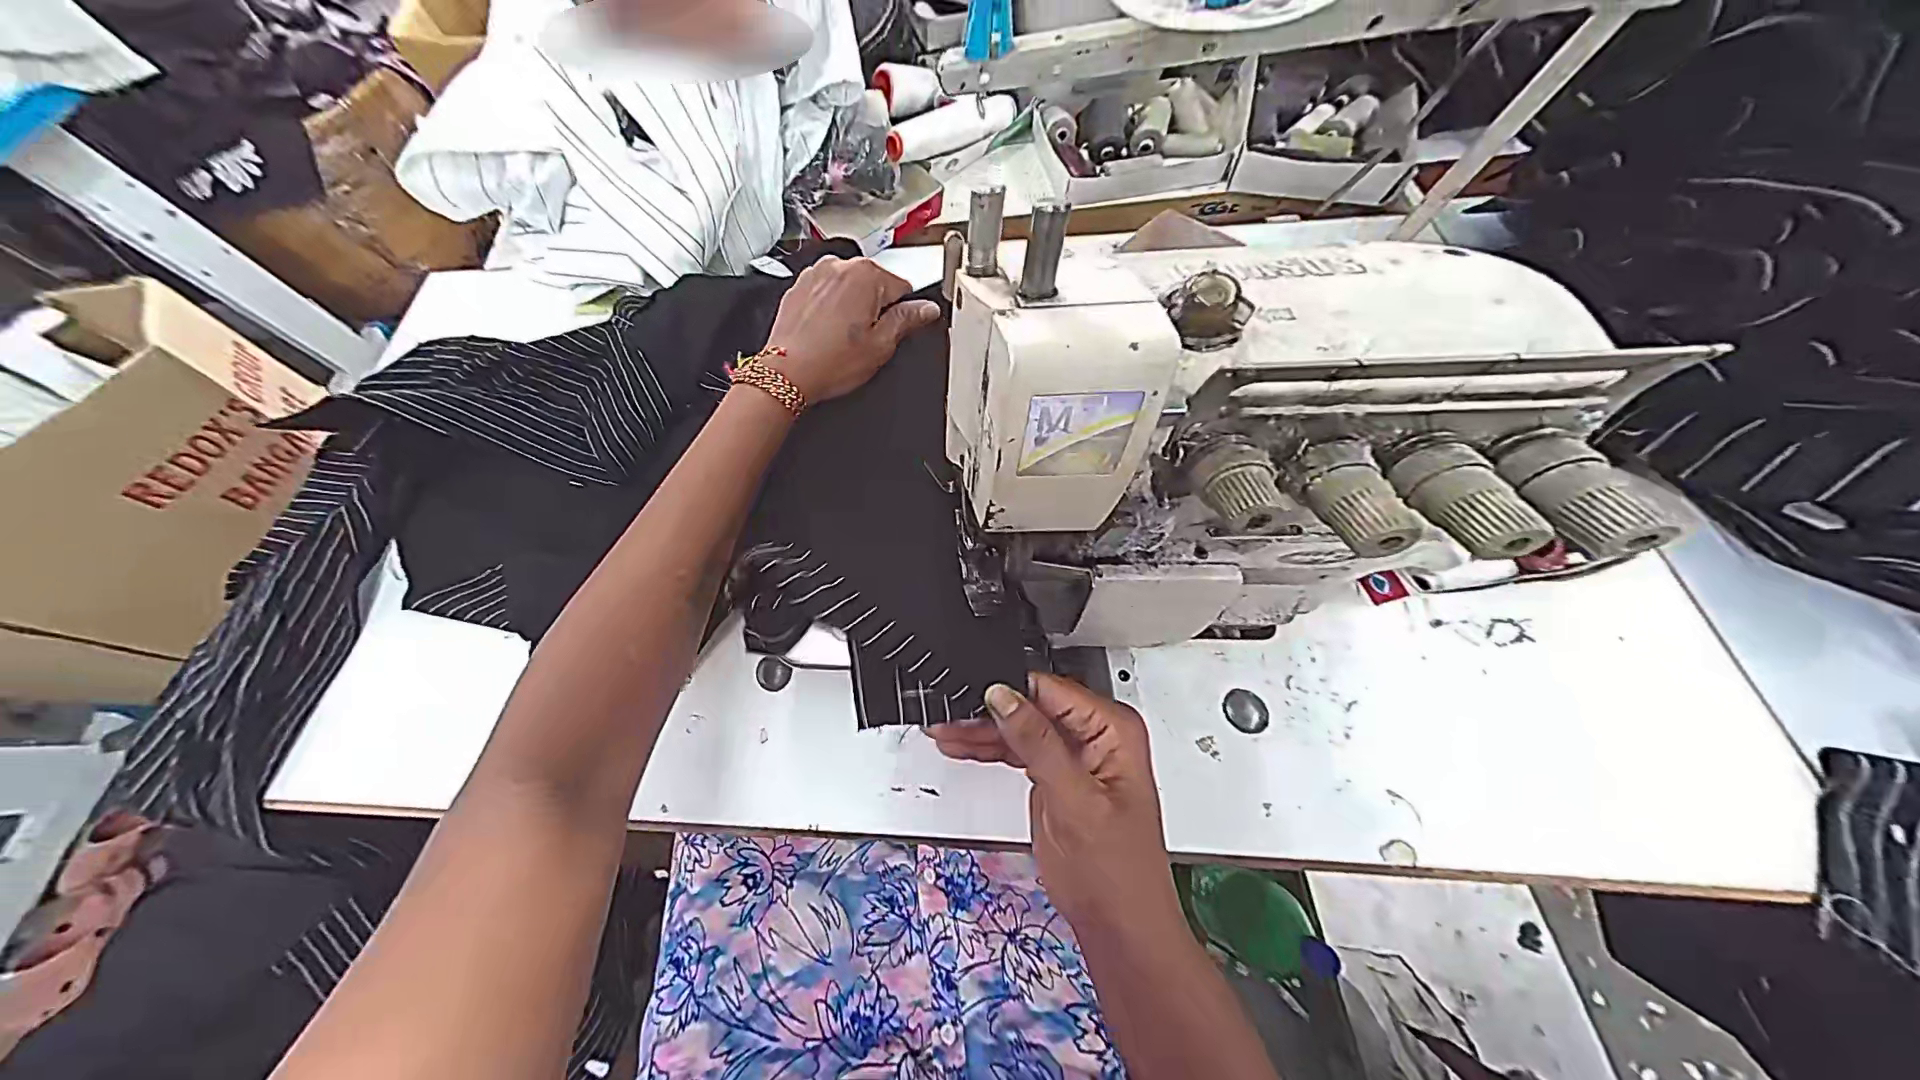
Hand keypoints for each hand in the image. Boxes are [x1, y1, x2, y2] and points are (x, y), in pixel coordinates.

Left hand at [760, 256, 941, 403]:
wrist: (787, 373)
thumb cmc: (829, 362)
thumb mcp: (881, 345)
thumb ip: (908, 320)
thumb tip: (927, 309)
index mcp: (867, 275)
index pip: (903, 288)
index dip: (900, 314)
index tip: (889, 332)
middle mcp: (840, 265)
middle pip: (874, 284)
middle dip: (874, 309)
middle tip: (864, 340)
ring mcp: (816, 274)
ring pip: (848, 288)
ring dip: (850, 308)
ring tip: (842, 338)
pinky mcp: (799, 287)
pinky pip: (825, 293)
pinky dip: (829, 309)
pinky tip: (826, 333)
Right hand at [931, 674, 1184, 942]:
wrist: (1119, 925)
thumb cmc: (1118, 873)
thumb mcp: (1073, 800)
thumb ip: (1038, 744)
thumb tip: (1005, 698)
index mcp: (1114, 729)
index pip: (1051, 690)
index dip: (1009, 691)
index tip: (972, 695)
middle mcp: (1097, 736)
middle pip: (1032, 706)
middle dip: (989, 712)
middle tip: (949, 718)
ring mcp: (1075, 755)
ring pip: (1020, 727)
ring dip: (983, 731)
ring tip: (946, 730)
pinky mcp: (1057, 775)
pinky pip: (1019, 750)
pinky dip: (991, 749)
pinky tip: (964, 746)